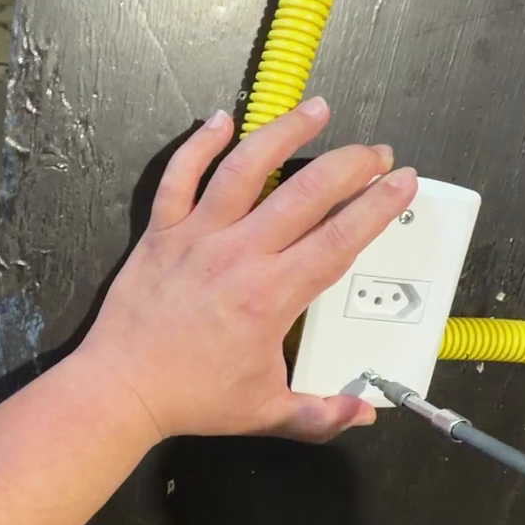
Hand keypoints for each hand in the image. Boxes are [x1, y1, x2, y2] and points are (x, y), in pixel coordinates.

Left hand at [69, 97, 417, 441]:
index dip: (378, 207)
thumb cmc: (191, 398)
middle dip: (351, 165)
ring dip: (285, 133)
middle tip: (375, 154)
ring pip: (246, 168)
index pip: (340, 239)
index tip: (402, 184)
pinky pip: (179, 177)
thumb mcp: (265, 413)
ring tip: (317, 110)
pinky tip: (220, 121)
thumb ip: (321, 414)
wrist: (122, 388)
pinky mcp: (161, 233)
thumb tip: (365, 412)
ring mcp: (197, 237)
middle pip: (306, 192)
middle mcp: (239, 255)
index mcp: (271, 296)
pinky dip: (199, 145)